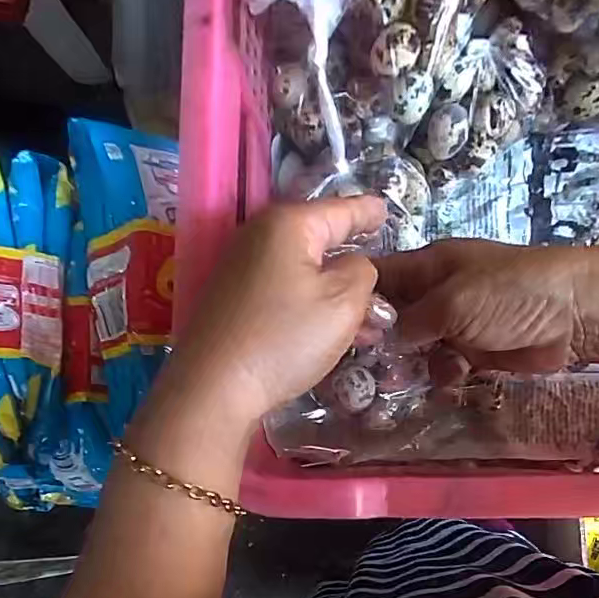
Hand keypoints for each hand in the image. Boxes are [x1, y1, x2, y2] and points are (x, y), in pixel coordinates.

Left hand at [161, 197, 386, 426]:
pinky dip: (309, 307)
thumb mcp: (343, 303)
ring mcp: (239, 270)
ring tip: (367, 324)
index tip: (385, 209)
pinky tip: (328, 333)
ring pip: (302, 273)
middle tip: (384, 283)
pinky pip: (282, 293)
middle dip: (353, 264)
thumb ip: (362, 272)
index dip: (368, 211)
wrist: (213, 388)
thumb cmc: (284, 339)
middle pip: (318, 242)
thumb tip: (354, 266)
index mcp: (288, 225)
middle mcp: (258, 237)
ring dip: (334, 295)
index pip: (341, 209)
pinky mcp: (231, 302)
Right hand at [375, 239, 598, 382]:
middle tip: (359, 369)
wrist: (577, 314)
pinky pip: (443, 365)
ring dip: (409, 365)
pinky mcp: (474, 350)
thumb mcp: (453, 302)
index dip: (356, 298)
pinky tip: (445, 386)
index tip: (336, 328)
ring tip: (400, 385)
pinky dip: (441, 377)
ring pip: (416, 346)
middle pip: (394, 316)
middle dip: (380, 341)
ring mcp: (456, 322)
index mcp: (429, 266)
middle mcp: (437, 292)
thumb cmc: (511, 293)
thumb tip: (385, 339)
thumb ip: (412, 321)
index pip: (379, 276)